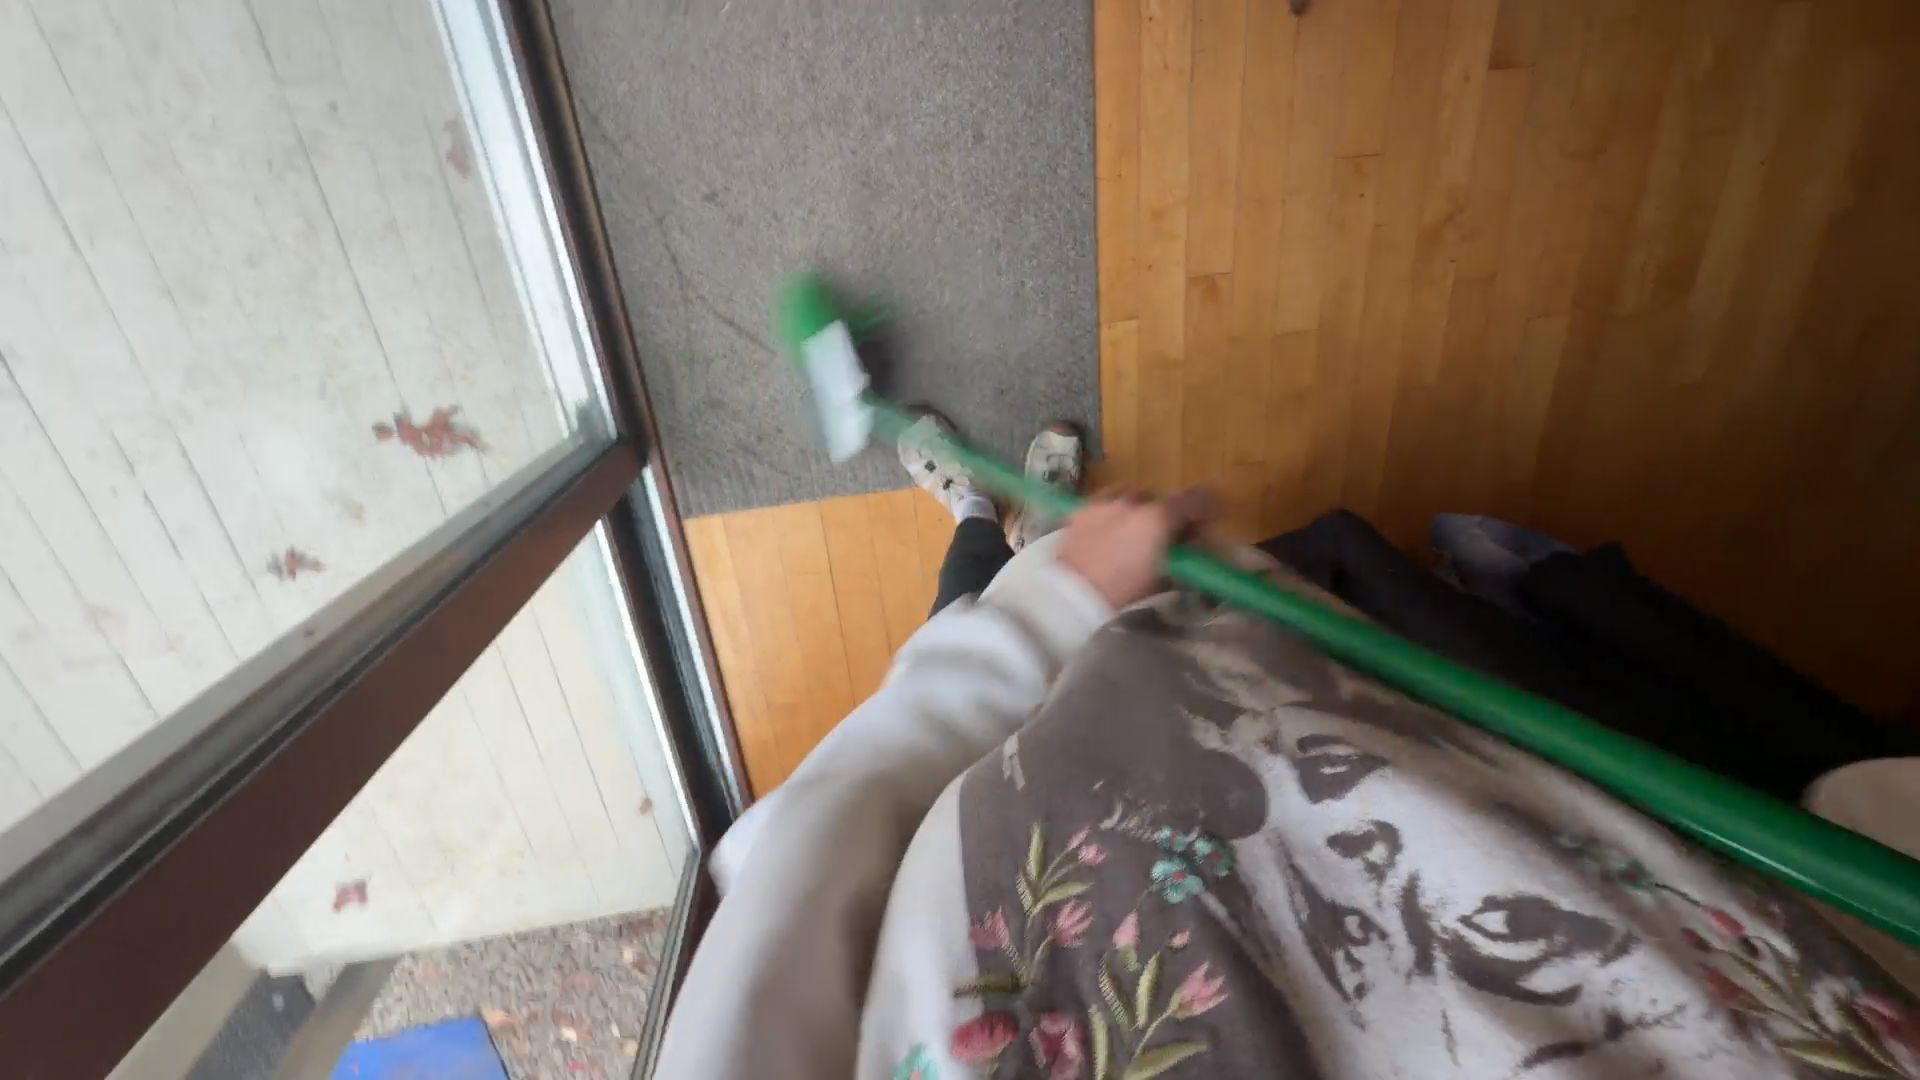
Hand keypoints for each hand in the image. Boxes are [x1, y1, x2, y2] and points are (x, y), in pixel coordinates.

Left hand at [1057, 489, 1213, 608]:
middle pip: (1162, 499)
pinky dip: (1115, 511)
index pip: (1196, 499)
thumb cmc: (1121, 591)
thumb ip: (1182, 554)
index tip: (1213, 516)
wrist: (1072, 592)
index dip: (1210, 506)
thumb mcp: (1161, 576)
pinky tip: (1111, 529)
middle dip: (1169, 515)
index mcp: (1157, 518)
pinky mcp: (1082, 507)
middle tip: (1169, 535)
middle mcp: (1132, 500)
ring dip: (1141, 510)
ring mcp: (1104, 501)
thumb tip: (1195, 543)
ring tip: (1136, 532)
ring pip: (1133, 495)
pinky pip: (1106, 500)